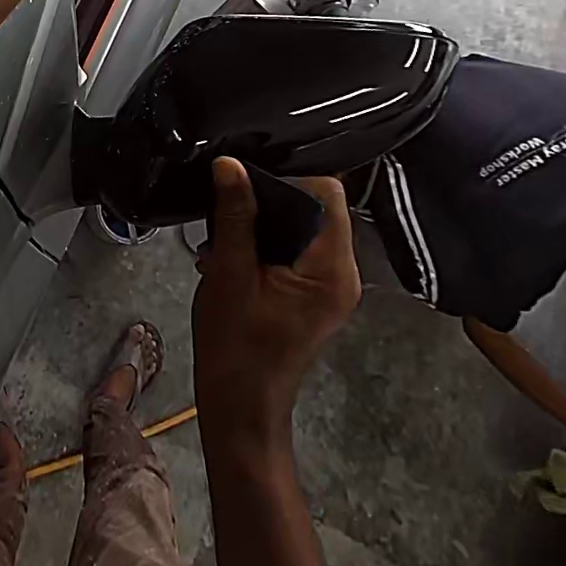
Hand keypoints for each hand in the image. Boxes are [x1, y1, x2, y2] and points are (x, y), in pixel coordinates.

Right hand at [193, 159, 361, 430]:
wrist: (238, 401)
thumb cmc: (234, 341)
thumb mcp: (228, 272)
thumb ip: (234, 216)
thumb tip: (229, 164)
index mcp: (331, 268)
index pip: (327, 195)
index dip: (287, 176)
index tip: (244, 174)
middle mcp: (341, 272)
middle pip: (316, 208)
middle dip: (269, 197)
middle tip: (226, 196)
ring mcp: (329, 285)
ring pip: (302, 227)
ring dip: (262, 220)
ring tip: (224, 224)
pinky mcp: (311, 294)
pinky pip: (294, 249)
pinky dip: (264, 241)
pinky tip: (231, 248)